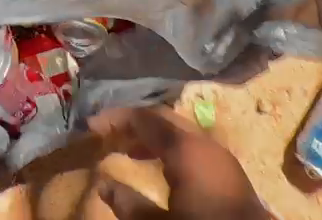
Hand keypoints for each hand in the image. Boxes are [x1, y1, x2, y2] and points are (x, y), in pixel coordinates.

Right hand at [86, 106, 268, 219]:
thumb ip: (130, 204)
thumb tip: (103, 184)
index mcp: (186, 148)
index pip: (144, 117)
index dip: (115, 119)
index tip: (91, 126)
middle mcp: (204, 143)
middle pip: (163, 120)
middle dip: (133, 124)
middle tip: (108, 136)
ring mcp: (221, 158)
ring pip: (179, 134)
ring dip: (152, 138)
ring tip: (129, 152)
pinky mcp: (230, 176)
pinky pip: (193, 149)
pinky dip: (170, 151)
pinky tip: (162, 171)